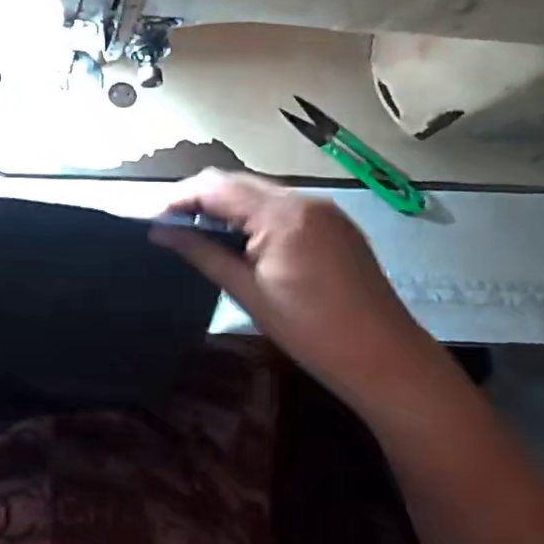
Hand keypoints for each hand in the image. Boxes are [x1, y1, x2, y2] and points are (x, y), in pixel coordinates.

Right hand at [151, 170, 447, 406]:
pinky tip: (240, 242)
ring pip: (257, 192)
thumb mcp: (247, 291)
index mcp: (282, 216)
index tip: (155, 221)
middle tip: (171, 229)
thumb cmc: (311, 331)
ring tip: (200, 236)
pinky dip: (252, 215)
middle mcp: (304, 201)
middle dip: (199, 199)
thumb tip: (159, 231)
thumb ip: (201, 252)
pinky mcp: (334, 225)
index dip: (179, 198)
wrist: (388, 361)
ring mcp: (324, 211)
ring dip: (224, 207)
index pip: (215, 186)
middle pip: (236, 182)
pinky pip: (280, 206)